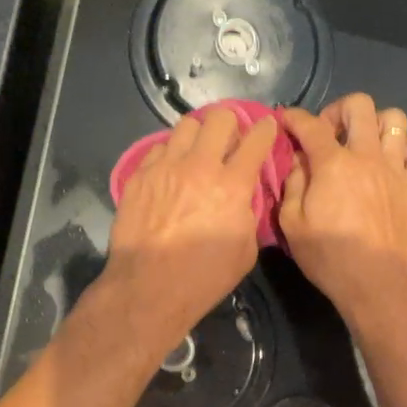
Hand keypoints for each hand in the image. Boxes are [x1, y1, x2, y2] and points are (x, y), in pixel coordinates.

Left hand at [105, 107, 278, 354]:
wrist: (148, 289)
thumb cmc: (204, 278)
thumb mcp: (246, 250)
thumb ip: (248, 213)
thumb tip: (244, 196)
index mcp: (231, 185)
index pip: (256, 139)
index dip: (266, 129)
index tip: (267, 128)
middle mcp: (199, 166)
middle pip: (220, 118)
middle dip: (231, 124)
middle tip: (230, 140)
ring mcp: (165, 167)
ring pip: (186, 125)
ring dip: (198, 135)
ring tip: (198, 151)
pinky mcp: (139, 175)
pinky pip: (159, 148)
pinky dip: (171, 154)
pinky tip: (171, 171)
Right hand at [279, 93, 406, 324]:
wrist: (374, 281)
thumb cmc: (329, 256)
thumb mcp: (292, 224)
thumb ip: (292, 184)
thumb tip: (298, 161)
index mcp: (333, 164)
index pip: (311, 125)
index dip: (294, 117)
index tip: (286, 122)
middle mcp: (367, 157)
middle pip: (359, 105)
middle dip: (338, 110)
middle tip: (328, 133)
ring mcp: (395, 169)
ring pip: (395, 120)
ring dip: (376, 124)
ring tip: (362, 144)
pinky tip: (394, 163)